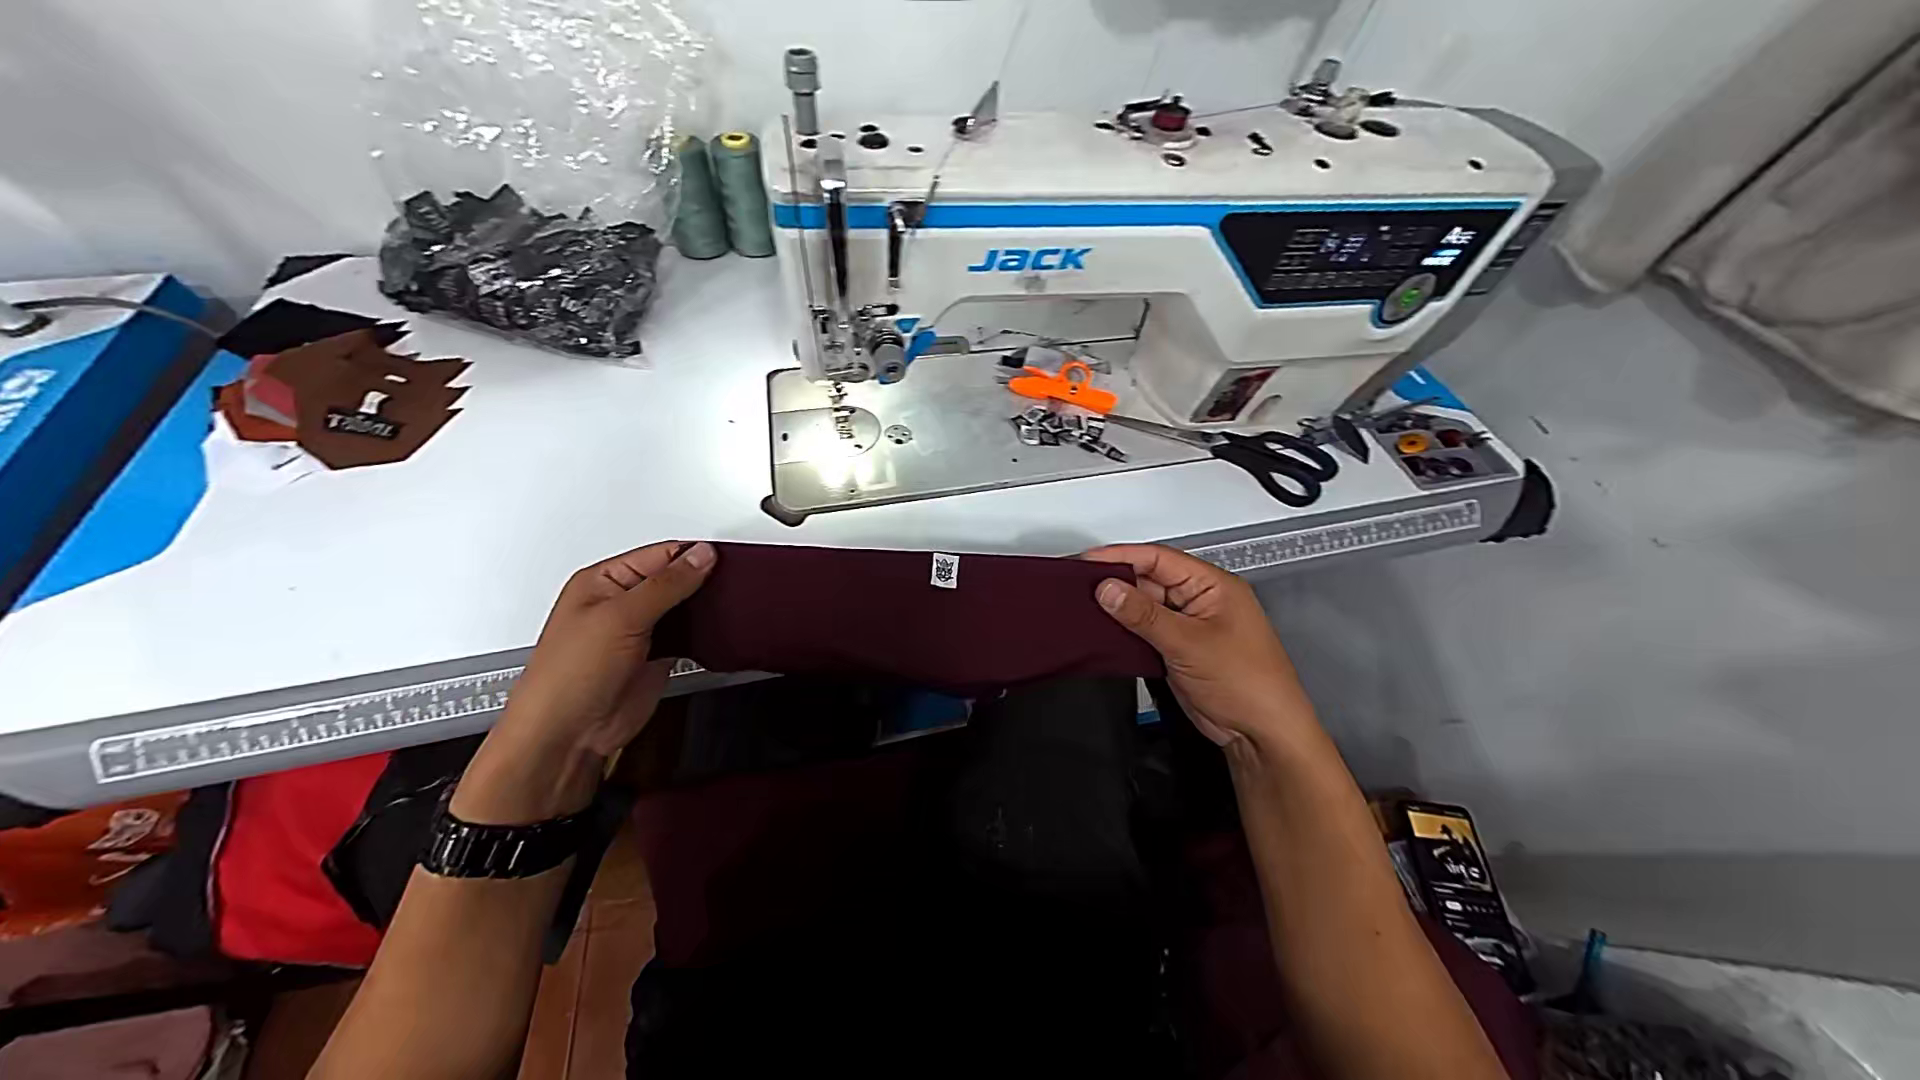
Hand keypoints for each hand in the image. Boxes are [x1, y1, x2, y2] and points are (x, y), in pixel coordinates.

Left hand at [453, 541, 715, 823]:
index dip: (691, 555)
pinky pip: (689, 637)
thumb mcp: (620, 617)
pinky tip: (718, 630)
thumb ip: (666, 584)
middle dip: (702, 580)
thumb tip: (700, 556)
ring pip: (684, 608)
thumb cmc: (567, 677)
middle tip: (732, 580)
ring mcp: (640, 632)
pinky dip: (705, 634)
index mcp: (604, 581)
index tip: (723, 558)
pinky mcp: (656, 657)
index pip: (659, 555)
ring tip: (729, 603)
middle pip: (674, 579)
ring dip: (704, 608)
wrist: (569, 736)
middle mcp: (622, 604)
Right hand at [1083, 544, 1315, 748]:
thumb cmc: (1251, 685)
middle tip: (1083, 586)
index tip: (1091, 560)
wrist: (1261, 734)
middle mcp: (1201, 600)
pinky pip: (1145, 630)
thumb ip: (1143, 614)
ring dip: (1119, 608)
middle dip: (1117, 582)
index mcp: (1213, 585)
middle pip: (1149, 579)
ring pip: (1144, 606)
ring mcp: (1189, 625)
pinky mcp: (1178, 648)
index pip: (1159, 558)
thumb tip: (1109, 589)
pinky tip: (1106, 632)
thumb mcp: (1189, 643)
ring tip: (1088, 608)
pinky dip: (1126, 630)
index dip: (1122, 556)